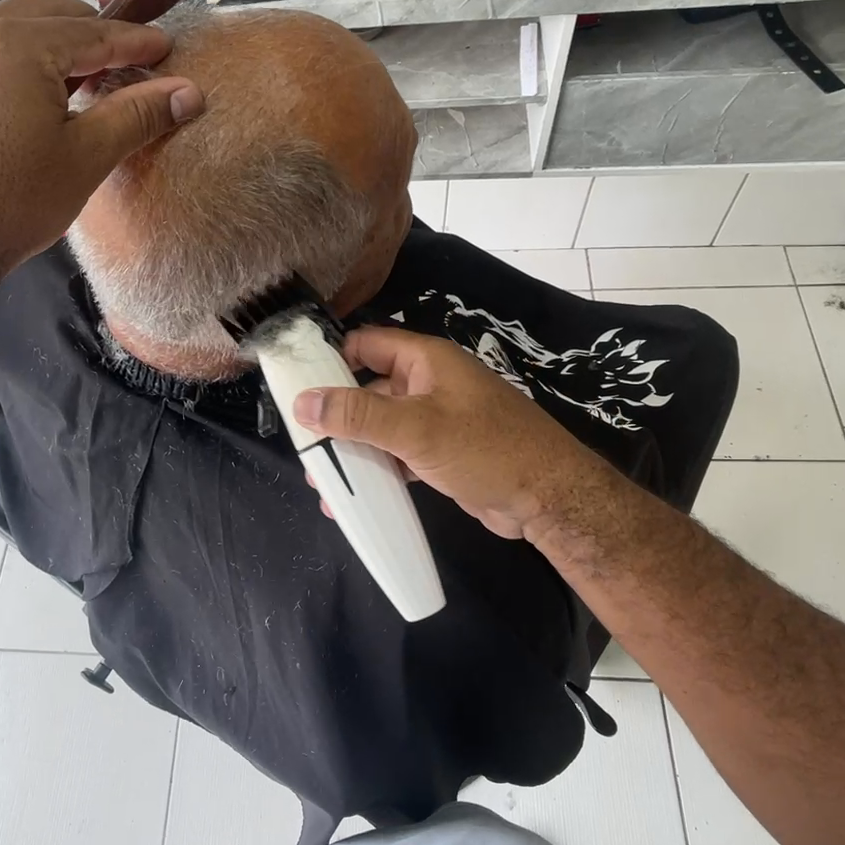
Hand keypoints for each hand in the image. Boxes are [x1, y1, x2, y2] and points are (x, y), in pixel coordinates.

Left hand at [0, 0, 203, 315]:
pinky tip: (32, 102)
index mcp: (16, 45)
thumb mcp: (85, 159)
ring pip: (12, 30)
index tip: (166, 50)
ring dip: (53, 47)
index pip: (94, 32)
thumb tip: (191, 93)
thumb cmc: (12, 204)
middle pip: (49, 14)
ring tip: (82, 85)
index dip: (136, 42)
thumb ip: (137, 115)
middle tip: (126, 66)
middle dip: (93, 35)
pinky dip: (17, 63)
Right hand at [292, 326, 609, 540]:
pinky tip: (354, 498)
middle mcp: (428, 384)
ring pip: (382, 428)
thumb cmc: (485, 449)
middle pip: (369, 390)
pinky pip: (398, 456)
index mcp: (425, 361)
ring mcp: (436, 421)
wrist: (549, 499)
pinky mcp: (442, 455)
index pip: (366, 345)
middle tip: (303, 446)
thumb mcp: (416, 428)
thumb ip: (358, 414)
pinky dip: (377, 471)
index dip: (330, 359)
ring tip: (321, 480)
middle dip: (336, 417)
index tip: (295, 383)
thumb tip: (302, 402)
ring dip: (354, 450)